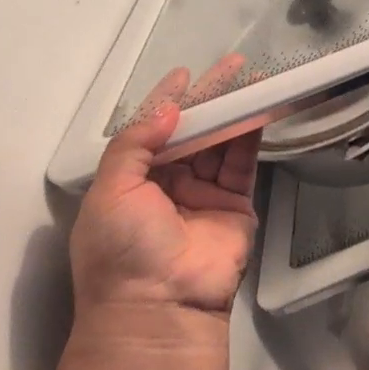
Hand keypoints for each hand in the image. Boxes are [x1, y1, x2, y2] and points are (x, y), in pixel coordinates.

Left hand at [71, 61, 259, 318]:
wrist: (161, 302)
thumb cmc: (122, 249)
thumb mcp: (110, 192)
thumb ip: (134, 145)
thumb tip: (170, 108)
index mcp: (129, 182)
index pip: (149, 131)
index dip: (166, 102)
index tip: (185, 73)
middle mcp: (166, 183)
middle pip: (192, 131)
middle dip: (211, 99)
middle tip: (232, 66)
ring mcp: (203, 192)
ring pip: (221, 143)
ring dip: (235, 113)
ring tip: (252, 82)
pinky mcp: (236, 201)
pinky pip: (243, 162)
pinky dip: (251, 137)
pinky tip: (257, 112)